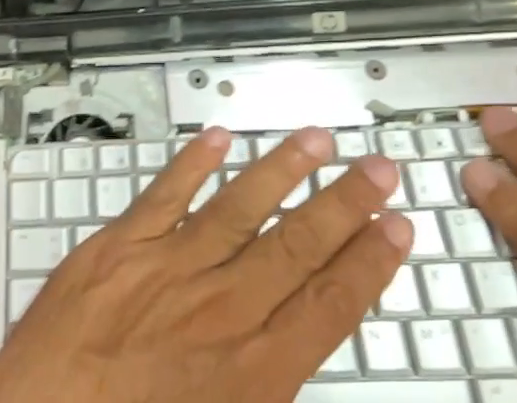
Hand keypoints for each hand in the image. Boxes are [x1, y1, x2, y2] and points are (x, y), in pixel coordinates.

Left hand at [0, 127, 411, 402]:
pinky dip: (191, 165)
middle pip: (298, 244)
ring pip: (240, 208)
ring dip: (281, 171)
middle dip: (344, 203)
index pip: (331, 303)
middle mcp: (219, 309)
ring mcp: (168, 269)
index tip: (396, 228)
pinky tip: (215, 139)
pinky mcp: (119, 248)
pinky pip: (164, 196)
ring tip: (316, 140)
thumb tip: (296, 356)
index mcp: (252, 369)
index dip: (370, 262)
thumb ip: (268, 387)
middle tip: (378, 168)